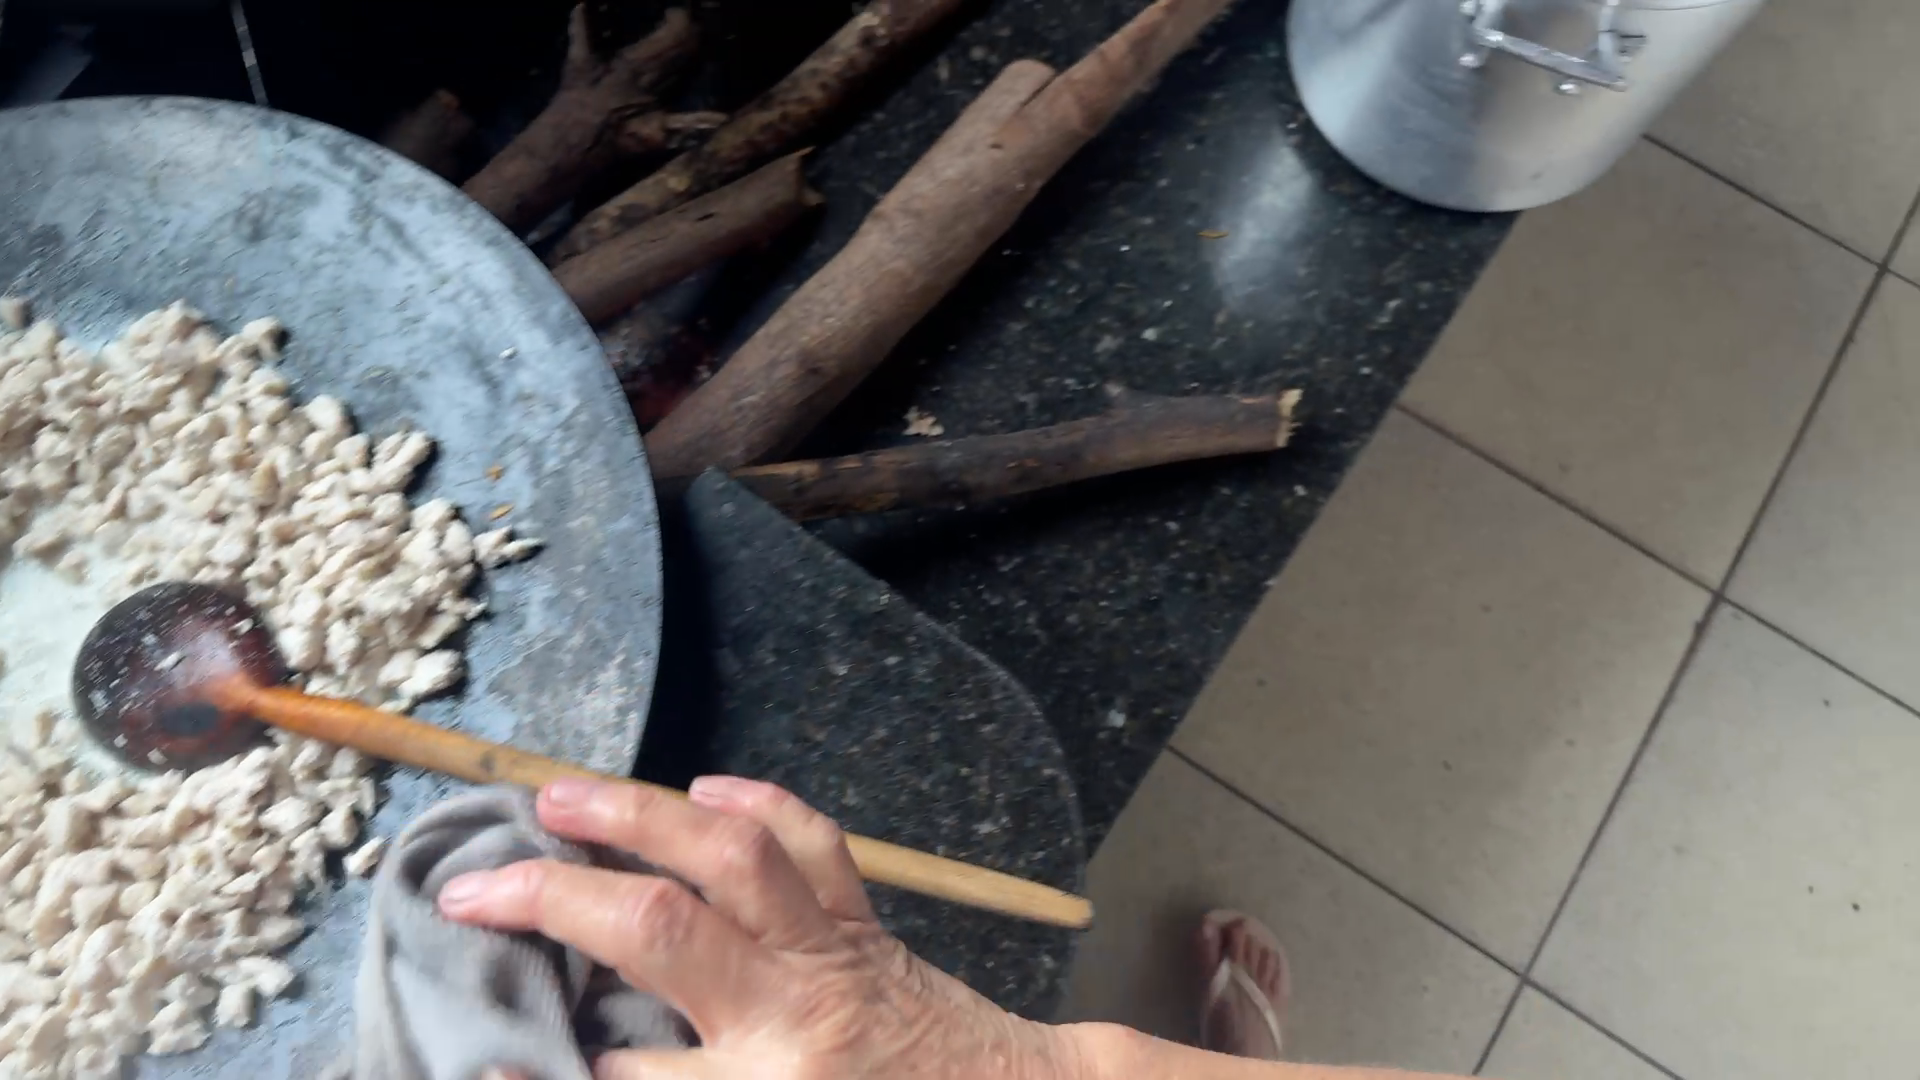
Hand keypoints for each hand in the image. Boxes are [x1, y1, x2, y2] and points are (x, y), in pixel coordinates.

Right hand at [438, 776, 1085, 1079]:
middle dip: (566, 892)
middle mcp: (792, 1000)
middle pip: (663, 925)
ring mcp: (832, 939)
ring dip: (650, 816)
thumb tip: (591, 1056)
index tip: (467, 1034)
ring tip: (575, 798)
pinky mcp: (861, 909)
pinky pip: (813, 838)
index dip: (545, 1042)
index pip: (625, 1067)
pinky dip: (759, 802)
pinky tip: (710, 786)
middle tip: (489, 870)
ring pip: (737, 853)